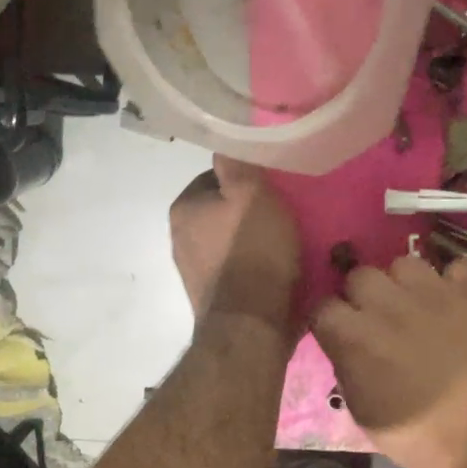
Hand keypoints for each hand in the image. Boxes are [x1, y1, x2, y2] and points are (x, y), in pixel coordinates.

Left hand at [169, 155, 301, 328]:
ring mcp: (195, 277)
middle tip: (284, 223)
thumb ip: (238, 162)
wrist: (251, 328)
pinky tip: (278, 280)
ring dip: (255, 249)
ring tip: (287, 253)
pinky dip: (255, 276)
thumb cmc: (253, 254)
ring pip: (231, 248)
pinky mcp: (213, 305)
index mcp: (183, 209)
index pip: (215, 180)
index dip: (246, 184)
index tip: (272, 193)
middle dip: (249, 218)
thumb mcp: (253, 193)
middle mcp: (179, 241)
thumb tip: (227, 140)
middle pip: (223, 215)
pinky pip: (238, 277)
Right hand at [313, 255, 466, 467]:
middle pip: (361, 276)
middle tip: (381, 323)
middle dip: (365, 297)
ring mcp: (436, 292)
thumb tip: (345, 343)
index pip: (324, 306)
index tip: (343, 335)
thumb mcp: (361, 412)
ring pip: (406, 264)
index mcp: (355, 337)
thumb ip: (345, 366)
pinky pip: (457, 267)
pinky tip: (456, 306)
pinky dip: (454, 283)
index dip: (333, 322)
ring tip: (419, 311)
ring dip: (405, 286)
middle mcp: (390, 304)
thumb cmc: (415, 437)